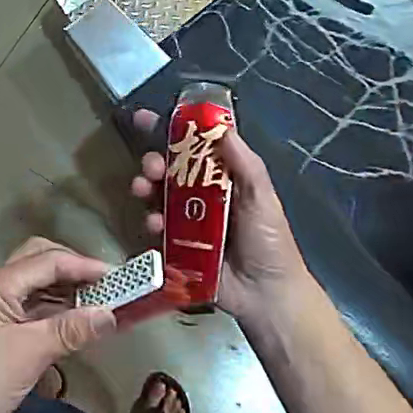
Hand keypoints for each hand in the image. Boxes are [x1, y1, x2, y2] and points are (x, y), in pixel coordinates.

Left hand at [0, 239, 118, 412]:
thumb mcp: (31, 353)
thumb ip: (72, 329)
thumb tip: (111, 314)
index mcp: (1, 282)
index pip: (51, 260)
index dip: (86, 266)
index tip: (120, 278)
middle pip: (42, 261)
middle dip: (74, 268)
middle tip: (105, 284)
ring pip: (39, 284)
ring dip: (68, 290)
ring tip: (99, 303)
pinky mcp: (1, 330)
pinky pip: (35, 308)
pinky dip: (58, 310)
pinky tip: (78, 323)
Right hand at [128, 109, 314, 328]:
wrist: (267, 293)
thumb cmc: (269, 240)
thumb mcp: (262, 197)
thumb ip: (245, 164)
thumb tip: (223, 129)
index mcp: (223, 177)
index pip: (194, 147)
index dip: (170, 131)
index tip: (142, 118)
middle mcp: (201, 195)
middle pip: (169, 170)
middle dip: (153, 161)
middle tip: (150, 165)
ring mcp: (187, 222)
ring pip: (158, 196)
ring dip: (146, 187)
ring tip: (143, 188)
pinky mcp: (177, 247)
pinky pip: (157, 229)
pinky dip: (151, 222)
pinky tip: (154, 224)